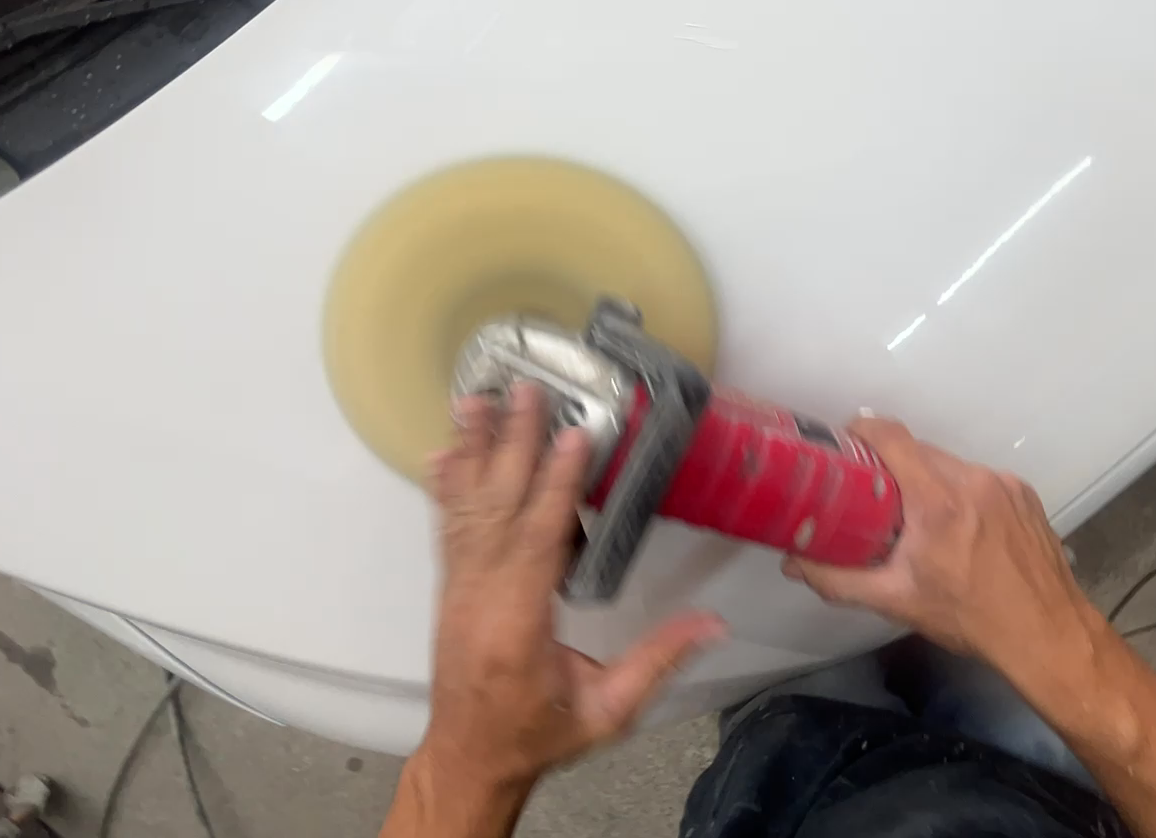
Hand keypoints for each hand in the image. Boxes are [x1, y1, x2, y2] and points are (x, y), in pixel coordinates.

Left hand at [417, 382, 725, 788]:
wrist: (468, 762)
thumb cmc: (539, 734)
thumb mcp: (610, 711)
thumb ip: (660, 661)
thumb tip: (714, 624)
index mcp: (519, 627)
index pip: (540, 543)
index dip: (558, 486)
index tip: (573, 437)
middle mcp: (480, 598)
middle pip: (498, 509)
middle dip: (512, 445)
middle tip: (523, 393)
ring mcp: (457, 590)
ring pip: (467, 509)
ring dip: (472, 452)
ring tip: (474, 403)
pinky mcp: (449, 587)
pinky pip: (447, 528)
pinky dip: (445, 486)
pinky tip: (441, 453)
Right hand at [781, 416, 1097, 683]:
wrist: (1049, 637)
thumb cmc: (969, 618)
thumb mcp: (896, 601)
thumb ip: (837, 580)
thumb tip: (792, 564)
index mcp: (937, 500)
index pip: (891, 437)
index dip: (862, 429)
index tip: (844, 441)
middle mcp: (971, 479)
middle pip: (918, 450)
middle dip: (892, 463)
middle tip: (873, 491)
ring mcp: (1002, 482)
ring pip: (949, 463)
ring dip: (927, 478)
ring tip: (916, 513)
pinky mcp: (1023, 491)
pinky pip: (977, 477)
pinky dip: (960, 491)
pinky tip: (960, 526)